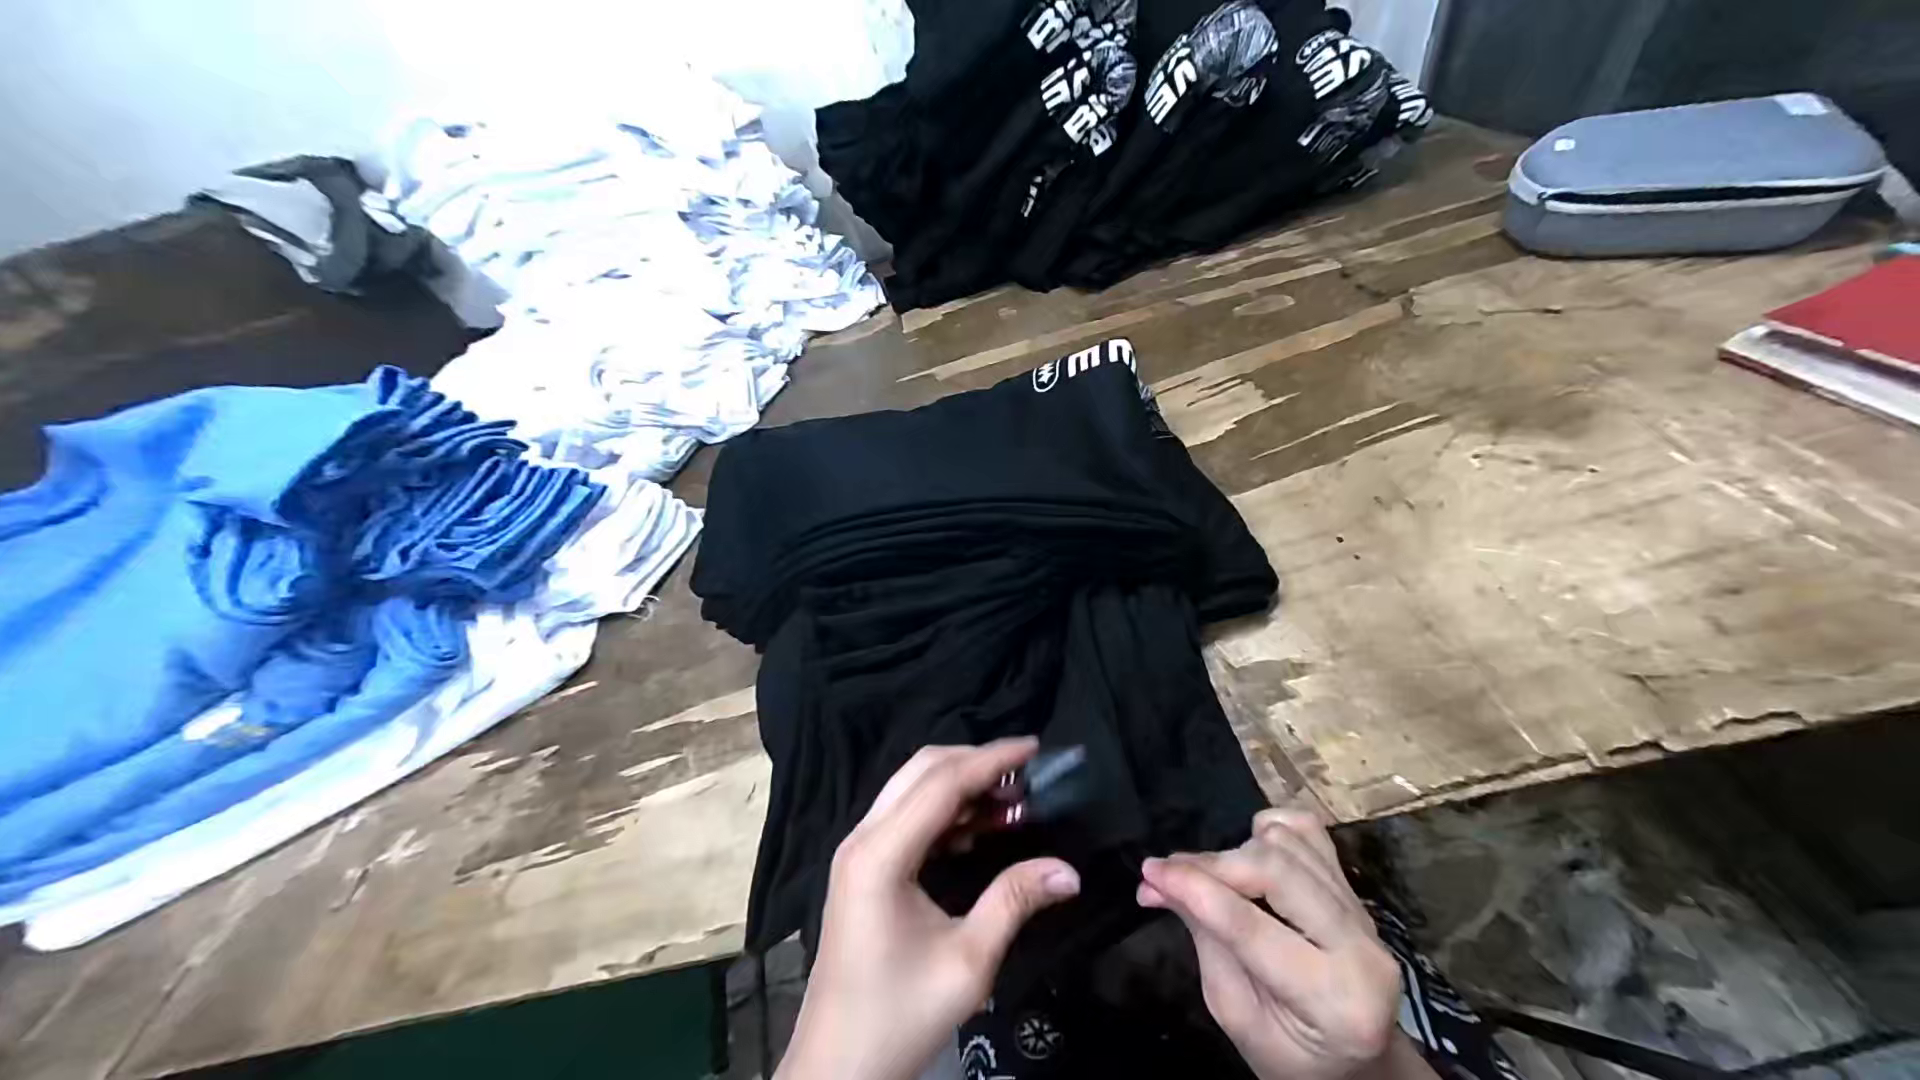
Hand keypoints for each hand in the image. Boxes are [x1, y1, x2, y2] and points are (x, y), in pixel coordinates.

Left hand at [777, 739, 1082, 1079]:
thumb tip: (1069, 869)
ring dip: (961, 784)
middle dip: (976, 762)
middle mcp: (863, 837)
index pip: (942, 783)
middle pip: (922, 771)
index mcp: (881, 854)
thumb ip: (1014, 902)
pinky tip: (978, 826)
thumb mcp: (968, 963)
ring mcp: (858, 849)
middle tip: (1027, 774)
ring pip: (912, 787)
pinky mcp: (862, 864)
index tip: (1035, 747)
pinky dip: (944, 808)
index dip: (991, 759)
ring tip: (1012, 799)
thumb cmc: (900, 1015)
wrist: (837, 1065)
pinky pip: (906, 814)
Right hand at [1139, 808, 1433, 1079]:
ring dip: (1236, 852)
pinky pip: (1307, 829)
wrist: (1354, 1056)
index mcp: (1334, 1001)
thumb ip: (1202, 938)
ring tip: (1214, 878)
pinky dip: (1270, 829)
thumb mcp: (1233, 1011)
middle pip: (1274, 868)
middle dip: (1212, 864)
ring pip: (1285, 843)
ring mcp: (1362, 910)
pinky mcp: (1353, 884)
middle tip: (1171, 873)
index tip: (1150, 870)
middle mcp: (1361, 948)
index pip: (1250, 926)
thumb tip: (1156, 881)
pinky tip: (1252, 854)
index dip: (1193, 889)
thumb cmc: (1288, 1049)